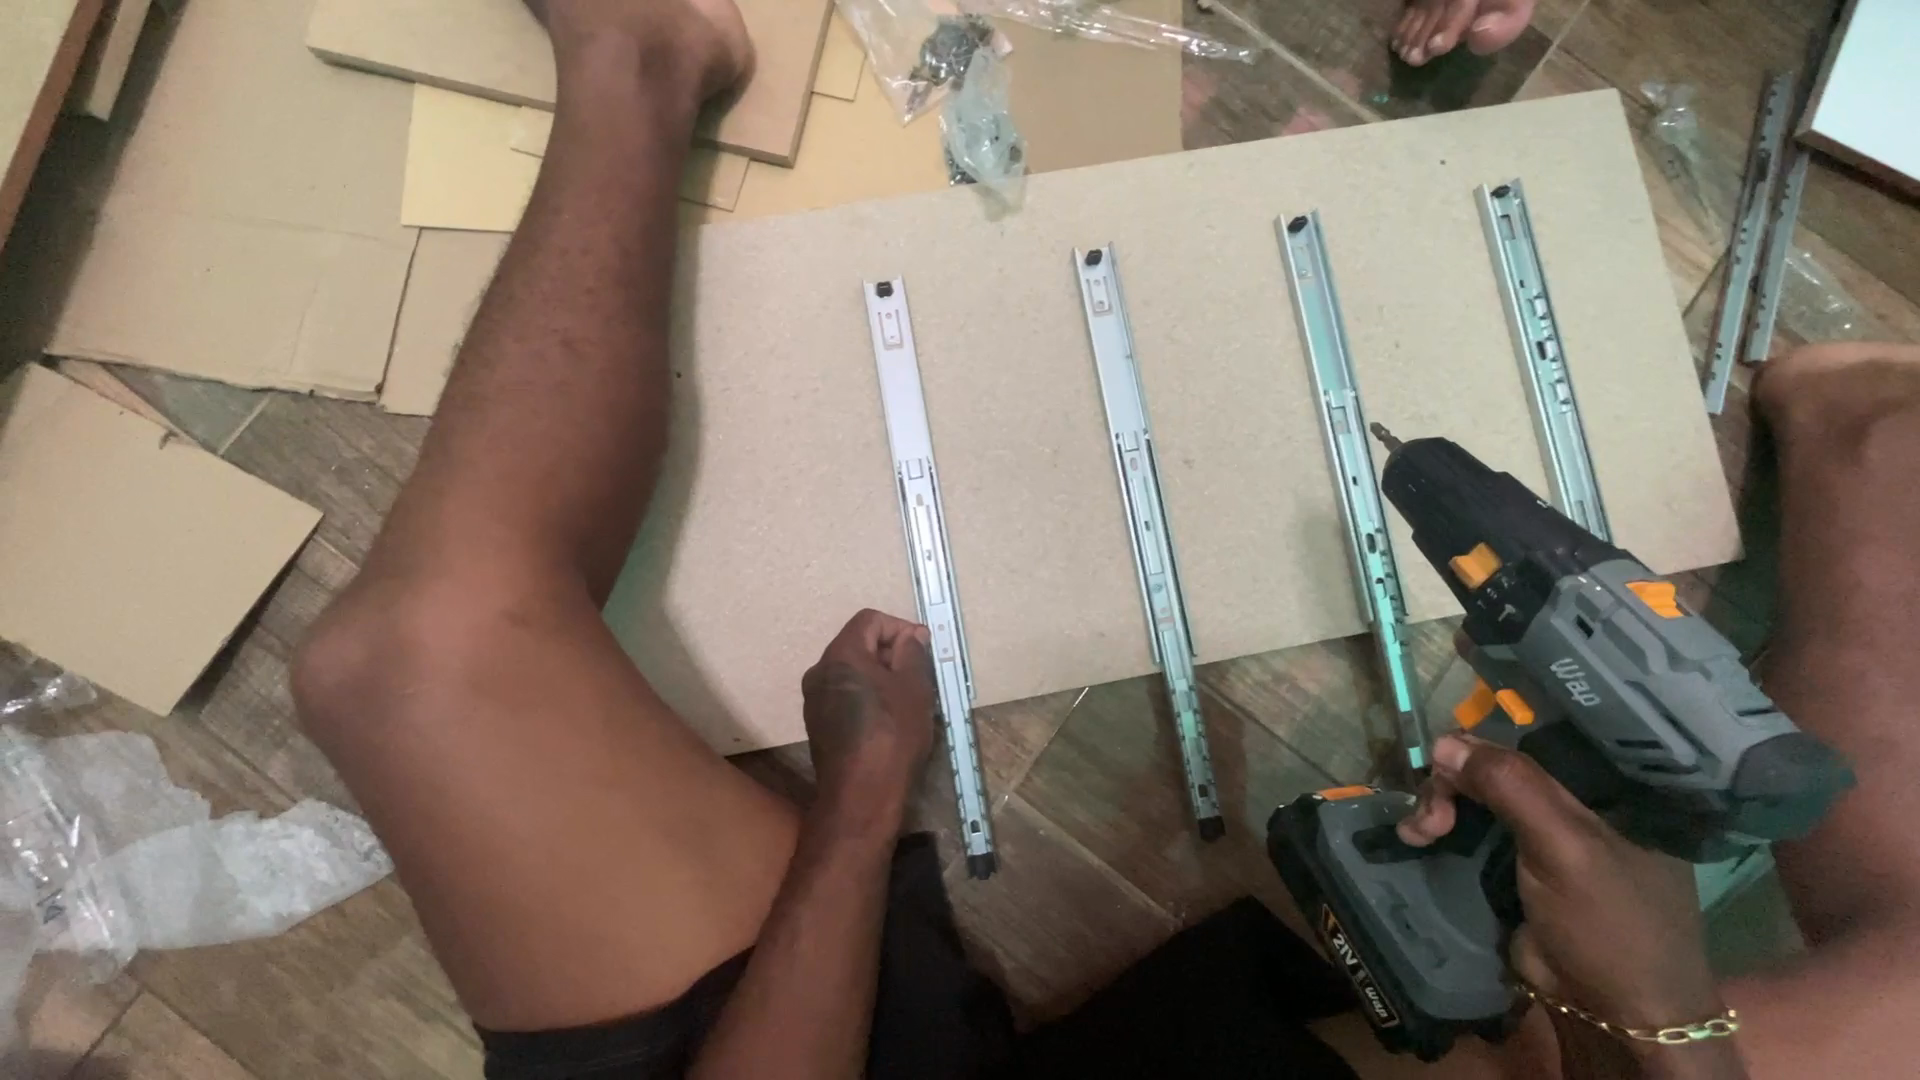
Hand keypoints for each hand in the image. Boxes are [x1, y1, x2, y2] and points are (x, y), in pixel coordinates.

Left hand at [801, 610, 937, 829]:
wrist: (861, 794)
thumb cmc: (892, 734)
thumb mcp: (914, 687)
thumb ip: (912, 653)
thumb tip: (911, 636)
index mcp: (841, 654)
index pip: (870, 620)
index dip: (900, 627)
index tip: (922, 649)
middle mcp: (819, 671)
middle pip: (858, 644)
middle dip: (890, 652)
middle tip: (918, 673)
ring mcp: (814, 699)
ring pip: (850, 671)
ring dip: (878, 675)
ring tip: (906, 697)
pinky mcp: (817, 723)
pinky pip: (843, 694)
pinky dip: (865, 695)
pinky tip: (887, 718)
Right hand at [1397, 734, 1722, 1033]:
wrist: (1613, 1015)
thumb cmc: (1610, 925)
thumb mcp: (1565, 847)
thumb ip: (1510, 787)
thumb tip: (1441, 741)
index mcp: (1606, 792)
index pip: (1535, 742)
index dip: (1483, 743)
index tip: (1440, 759)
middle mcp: (1572, 806)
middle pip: (1493, 768)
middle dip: (1450, 783)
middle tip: (1430, 818)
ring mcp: (1538, 835)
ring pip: (1473, 795)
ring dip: (1436, 806)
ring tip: (1417, 834)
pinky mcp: (1511, 863)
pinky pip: (1468, 827)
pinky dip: (1437, 827)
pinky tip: (1416, 837)